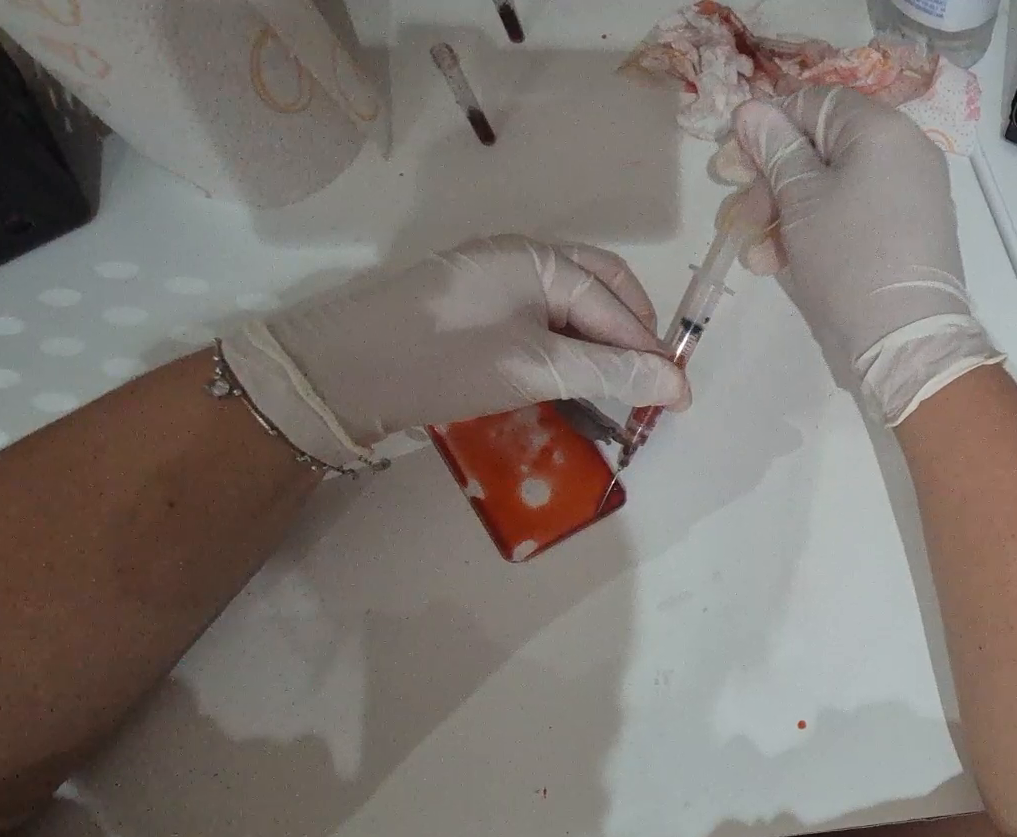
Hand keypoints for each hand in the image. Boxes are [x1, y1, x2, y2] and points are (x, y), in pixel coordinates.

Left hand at [221, 235, 687, 469]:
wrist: (336, 374)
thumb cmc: (443, 363)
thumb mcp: (537, 369)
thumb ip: (613, 373)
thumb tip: (680, 386)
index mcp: (540, 259)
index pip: (617, 307)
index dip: (652, 354)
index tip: (678, 400)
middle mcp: (523, 255)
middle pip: (604, 287)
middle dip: (635, 333)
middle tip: (650, 381)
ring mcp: (498, 276)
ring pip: (576, 300)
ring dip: (606, 337)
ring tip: (619, 381)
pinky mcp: (479, 302)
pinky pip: (547, 312)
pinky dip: (574, 340)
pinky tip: (576, 371)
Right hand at [730, 87, 1003, 424]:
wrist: (905, 342)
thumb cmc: (849, 259)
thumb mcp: (801, 199)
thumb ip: (776, 150)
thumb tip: (754, 110)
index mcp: (883, 130)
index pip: (815, 104)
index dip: (767, 127)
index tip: (733, 162)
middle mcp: (903, 157)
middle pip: (821, 152)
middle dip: (770, 183)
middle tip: (736, 215)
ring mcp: (907, 202)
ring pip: (831, 193)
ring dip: (784, 219)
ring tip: (753, 256)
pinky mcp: (904, 242)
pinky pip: (852, 223)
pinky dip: (815, 237)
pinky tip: (777, 265)